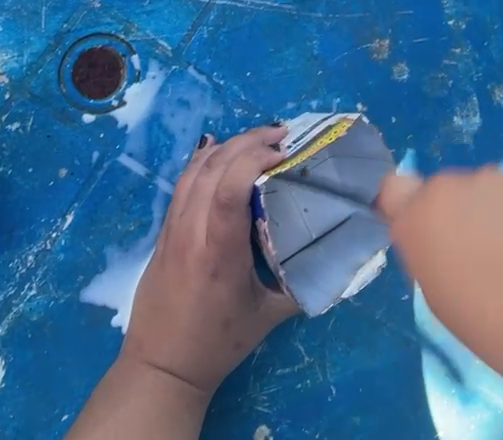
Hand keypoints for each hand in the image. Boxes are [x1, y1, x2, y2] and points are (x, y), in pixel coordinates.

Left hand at [120, 124, 299, 397]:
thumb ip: (301, 283)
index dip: (254, 160)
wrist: (161, 366)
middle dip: (248, 142)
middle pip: (213, 168)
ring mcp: (173, 227)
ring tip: (260, 138)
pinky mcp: (164, 229)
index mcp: (220, 253)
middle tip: (282, 135)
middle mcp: (192, 232)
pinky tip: (221, 148)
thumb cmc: (218, 343)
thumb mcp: (268, 317)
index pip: (228, 189)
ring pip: (195, 169)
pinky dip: (204, 158)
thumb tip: (341, 258)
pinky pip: (183, 181)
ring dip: (228, 146)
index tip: (284, 153)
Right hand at [376, 168, 502, 339]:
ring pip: (485, 190)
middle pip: (446, 192)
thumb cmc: (489, 322)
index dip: (410, 206)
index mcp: (416, 218)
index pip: (393, 188)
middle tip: (482, 252)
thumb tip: (442, 242)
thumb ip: (430, 253)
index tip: (428, 232)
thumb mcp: (438, 295)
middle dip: (459, 213)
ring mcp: (492, 178)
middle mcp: (448, 187)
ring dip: (494, 211)